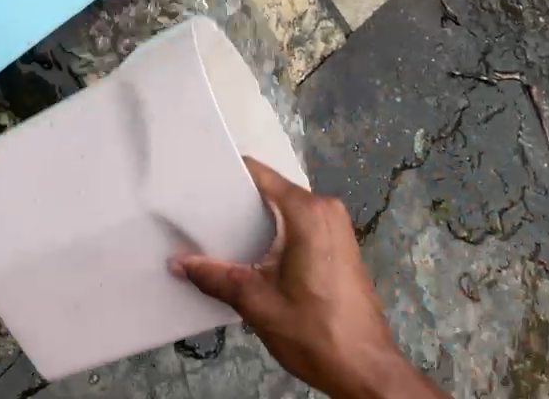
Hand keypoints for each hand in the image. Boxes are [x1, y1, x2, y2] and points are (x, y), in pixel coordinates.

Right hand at [170, 159, 444, 398]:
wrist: (369, 374)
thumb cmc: (317, 334)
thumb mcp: (256, 303)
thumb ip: (214, 277)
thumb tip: (179, 264)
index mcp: (307, 212)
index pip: (257, 174)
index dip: (224, 174)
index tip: (195, 181)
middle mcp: (325, 210)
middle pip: (269, 190)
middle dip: (236, 201)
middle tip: (199, 212)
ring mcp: (336, 227)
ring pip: (282, 208)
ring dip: (255, 220)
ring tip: (218, 232)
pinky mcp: (339, 245)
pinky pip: (298, 223)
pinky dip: (274, 232)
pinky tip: (250, 252)